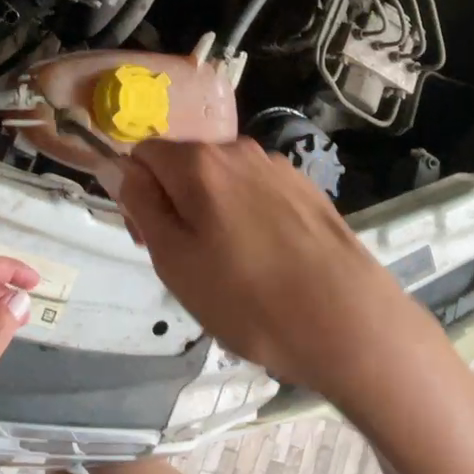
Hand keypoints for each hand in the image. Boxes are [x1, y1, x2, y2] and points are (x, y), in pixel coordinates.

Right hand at [115, 138, 417, 401]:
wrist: (351, 324)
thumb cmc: (249, 300)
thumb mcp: (175, 261)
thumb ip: (142, 206)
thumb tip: (122, 169)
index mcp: (199, 162)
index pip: (143, 153)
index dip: (137, 193)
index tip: (151, 240)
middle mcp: (238, 150)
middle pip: (185, 166)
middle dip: (175, 204)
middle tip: (190, 264)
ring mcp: (278, 168)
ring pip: (222, 181)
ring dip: (213, 213)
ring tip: (233, 270)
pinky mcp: (308, 190)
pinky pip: (258, 194)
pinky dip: (249, 219)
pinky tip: (268, 264)